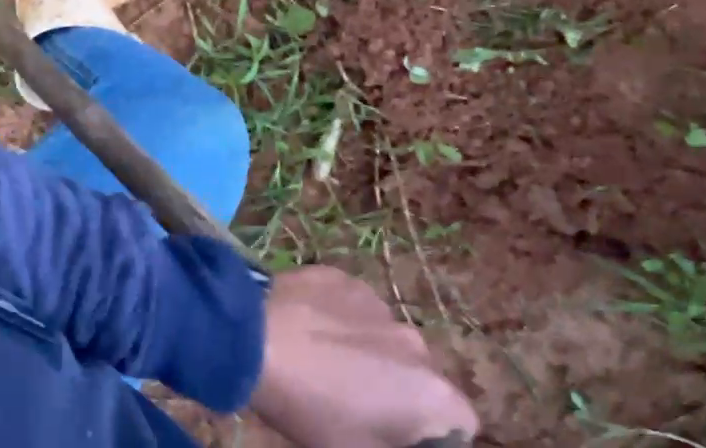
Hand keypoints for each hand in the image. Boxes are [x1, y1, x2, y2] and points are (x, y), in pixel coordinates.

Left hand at [248, 265, 477, 447]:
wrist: (246, 336)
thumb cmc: (306, 405)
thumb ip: (394, 446)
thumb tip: (391, 428)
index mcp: (435, 395)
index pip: (458, 425)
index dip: (428, 435)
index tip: (388, 434)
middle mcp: (416, 343)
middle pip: (419, 376)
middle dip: (395, 388)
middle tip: (347, 397)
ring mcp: (375, 301)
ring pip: (382, 336)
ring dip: (365, 349)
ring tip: (318, 358)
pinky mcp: (337, 275)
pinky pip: (349, 303)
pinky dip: (336, 314)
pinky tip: (303, 325)